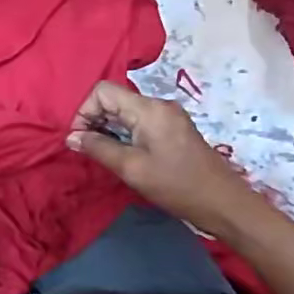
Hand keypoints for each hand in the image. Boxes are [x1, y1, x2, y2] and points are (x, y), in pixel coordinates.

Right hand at [65, 81, 258, 234]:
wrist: (222, 202)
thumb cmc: (175, 185)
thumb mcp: (131, 168)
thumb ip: (98, 148)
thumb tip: (71, 137)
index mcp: (148, 108)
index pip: (103, 91)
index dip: (84, 111)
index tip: (79, 139)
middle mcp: (158, 104)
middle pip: (114, 99)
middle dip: (94, 119)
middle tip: (86, 148)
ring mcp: (168, 116)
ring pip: (126, 111)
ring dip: (108, 128)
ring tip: (101, 153)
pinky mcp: (173, 129)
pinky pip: (140, 122)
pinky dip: (124, 133)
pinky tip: (121, 154)